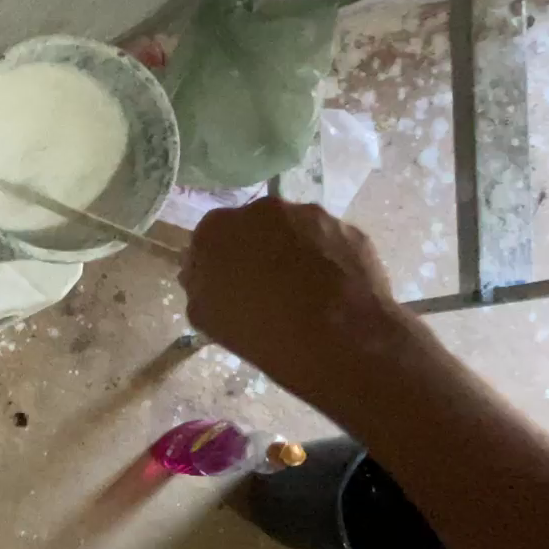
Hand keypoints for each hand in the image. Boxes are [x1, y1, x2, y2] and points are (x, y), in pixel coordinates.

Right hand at [181, 197, 414, 402]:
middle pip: (251, 226)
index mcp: (218, 227)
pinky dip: (320, 258)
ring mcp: (313, 217)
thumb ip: (198, 282)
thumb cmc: (252, 326)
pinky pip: (324, 242)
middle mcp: (264, 210)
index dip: (212, 259)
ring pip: (291, 230)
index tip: (218, 281)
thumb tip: (207, 271)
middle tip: (254, 283)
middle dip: (250, 249)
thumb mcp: (201, 312)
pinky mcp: (351, 230)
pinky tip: (322, 289)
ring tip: (293, 288)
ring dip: (287, 250)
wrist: (333, 337)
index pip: (206, 236)